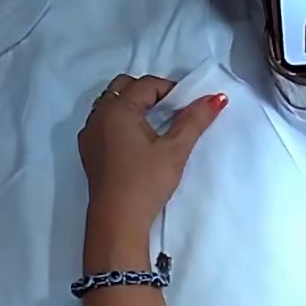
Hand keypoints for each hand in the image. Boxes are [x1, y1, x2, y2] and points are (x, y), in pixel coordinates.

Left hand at [78, 74, 226, 267]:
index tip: (187, 105)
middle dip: (148, 93)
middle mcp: (98, 116)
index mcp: (118, 109)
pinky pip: (103, 123)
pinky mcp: (88, 151)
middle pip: (124, 88)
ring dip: (132, 106)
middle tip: (171, 110)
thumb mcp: (175, 150)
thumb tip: (216, 98)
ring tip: (155, 125)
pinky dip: (120, 122)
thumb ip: (195, 120)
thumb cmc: (147, 183)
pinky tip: (135, 141)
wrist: (118, 220)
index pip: (146, 85)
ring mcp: (89, 134)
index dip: (170, 90)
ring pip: (111, 105)